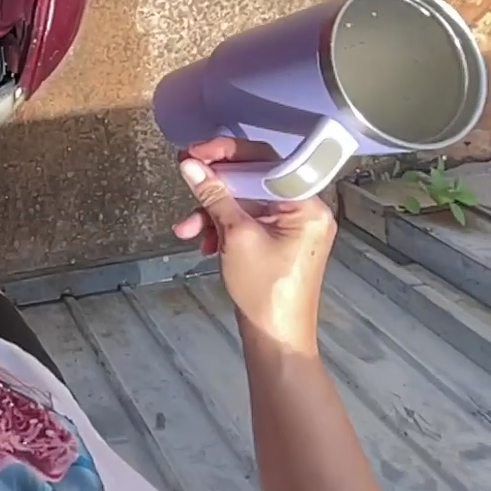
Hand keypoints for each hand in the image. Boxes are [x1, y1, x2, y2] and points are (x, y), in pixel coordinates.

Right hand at [172, 137, 335, 354]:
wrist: (274, 337)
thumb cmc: (263, 288)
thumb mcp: (235, 235)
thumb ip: (213, 195)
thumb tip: (189, 163)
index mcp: (306, 206)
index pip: (267, 161)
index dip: (228, 152)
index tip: (195, 152)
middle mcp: (302, 210)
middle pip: (252, 178)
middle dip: (214, 184)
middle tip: (184, 171)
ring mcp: (288, 226)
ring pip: (242, 201)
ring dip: (211, 211)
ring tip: (186, 227)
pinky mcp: (274, 240)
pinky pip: (243, 219)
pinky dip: (220, 226)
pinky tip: (200, 241)